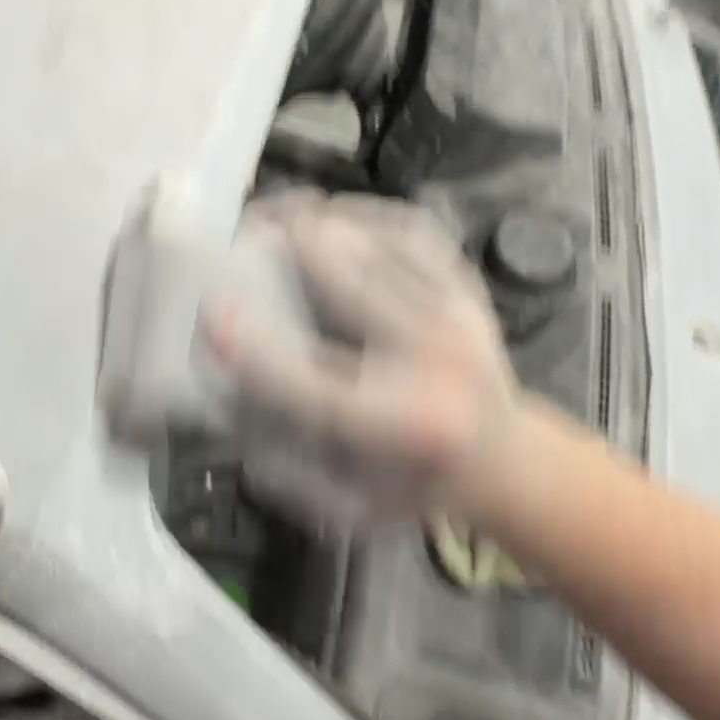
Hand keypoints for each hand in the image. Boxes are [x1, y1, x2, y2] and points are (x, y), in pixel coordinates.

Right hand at [201, 194, 517, 526]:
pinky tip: (330, 211)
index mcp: (403, 427)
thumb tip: (233, 416)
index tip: (213, 313)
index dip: (258, 352)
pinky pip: (413, 233)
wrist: (505, 459)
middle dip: (288, 251)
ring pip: (380, 249)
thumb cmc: (414, 485)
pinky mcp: (465, 288)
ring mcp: (457, 317)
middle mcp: (436, 365)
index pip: (315, 387)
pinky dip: (366, 213)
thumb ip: (290, 476)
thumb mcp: (351, 508)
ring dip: (319, 223)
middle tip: (239, 238)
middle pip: (353, 290)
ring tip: (272, 213)